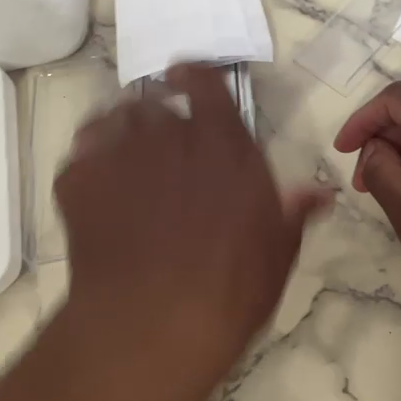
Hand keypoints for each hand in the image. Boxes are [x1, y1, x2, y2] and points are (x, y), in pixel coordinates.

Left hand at [52, 64, 330, 400]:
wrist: (151, 325)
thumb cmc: (230, 289)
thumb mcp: (277, 252)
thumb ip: (293, 211)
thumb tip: (320, 191)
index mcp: (223, 145)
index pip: (205, 83)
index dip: (193, 75)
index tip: (185, 78)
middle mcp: (170, 136)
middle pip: (155, 102)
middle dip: (158, 113)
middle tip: (161, 140)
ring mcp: (119, 156)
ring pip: (115, 119)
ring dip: (123, 131)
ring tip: (126, 156)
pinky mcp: (79, 182)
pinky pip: (81, 153)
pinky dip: (90, 160)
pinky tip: (98, 184)